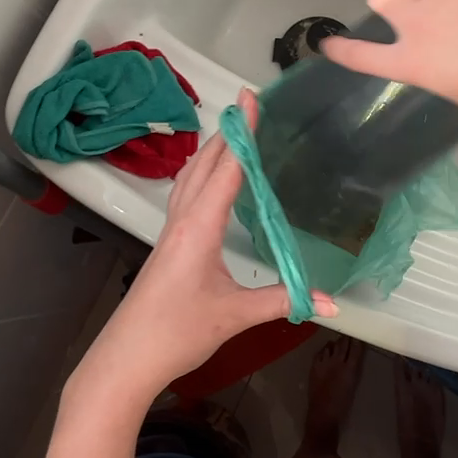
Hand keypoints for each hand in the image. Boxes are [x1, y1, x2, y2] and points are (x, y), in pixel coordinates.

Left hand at [68, 90, 337, 408]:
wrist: (125, 359)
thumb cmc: (177, 333)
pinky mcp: (168, 244)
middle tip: (250, 106)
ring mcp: (171, 231)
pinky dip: (202, 174)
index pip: (226, 169)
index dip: (242, 133)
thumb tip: (332, 302)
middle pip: (205, 164)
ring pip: (190, 177)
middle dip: (227, 132)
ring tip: (234, 133)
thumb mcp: (235, 315)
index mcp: (199, 227)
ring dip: (212, 151)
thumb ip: (283, 301)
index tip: (250, 98)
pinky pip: (185, 194)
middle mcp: (183, 220)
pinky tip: (212, 181)